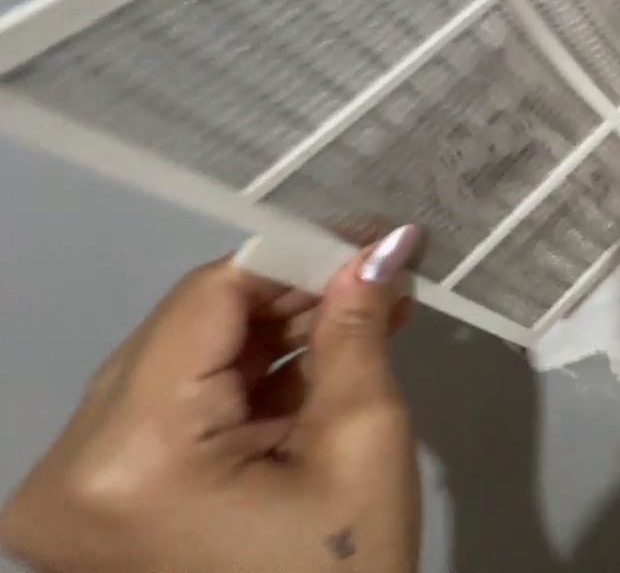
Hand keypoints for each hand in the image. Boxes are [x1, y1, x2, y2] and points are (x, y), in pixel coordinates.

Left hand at [2, 227, 425, 572]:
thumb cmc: (343, 556)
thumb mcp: (364, 432)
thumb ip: (356, 329)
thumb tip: (386, 243)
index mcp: (130, 454)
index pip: (205, 301)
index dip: (295, 258)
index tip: (376, 243)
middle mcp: (66, 466)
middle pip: (189, 326)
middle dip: (294, 294)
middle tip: (384, 282)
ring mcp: (71, 488)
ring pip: (184, 358)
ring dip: (279, 330)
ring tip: (370, 317)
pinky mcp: (96, 498)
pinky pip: (176, 402)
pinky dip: (252, 374)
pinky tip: (327, 359)